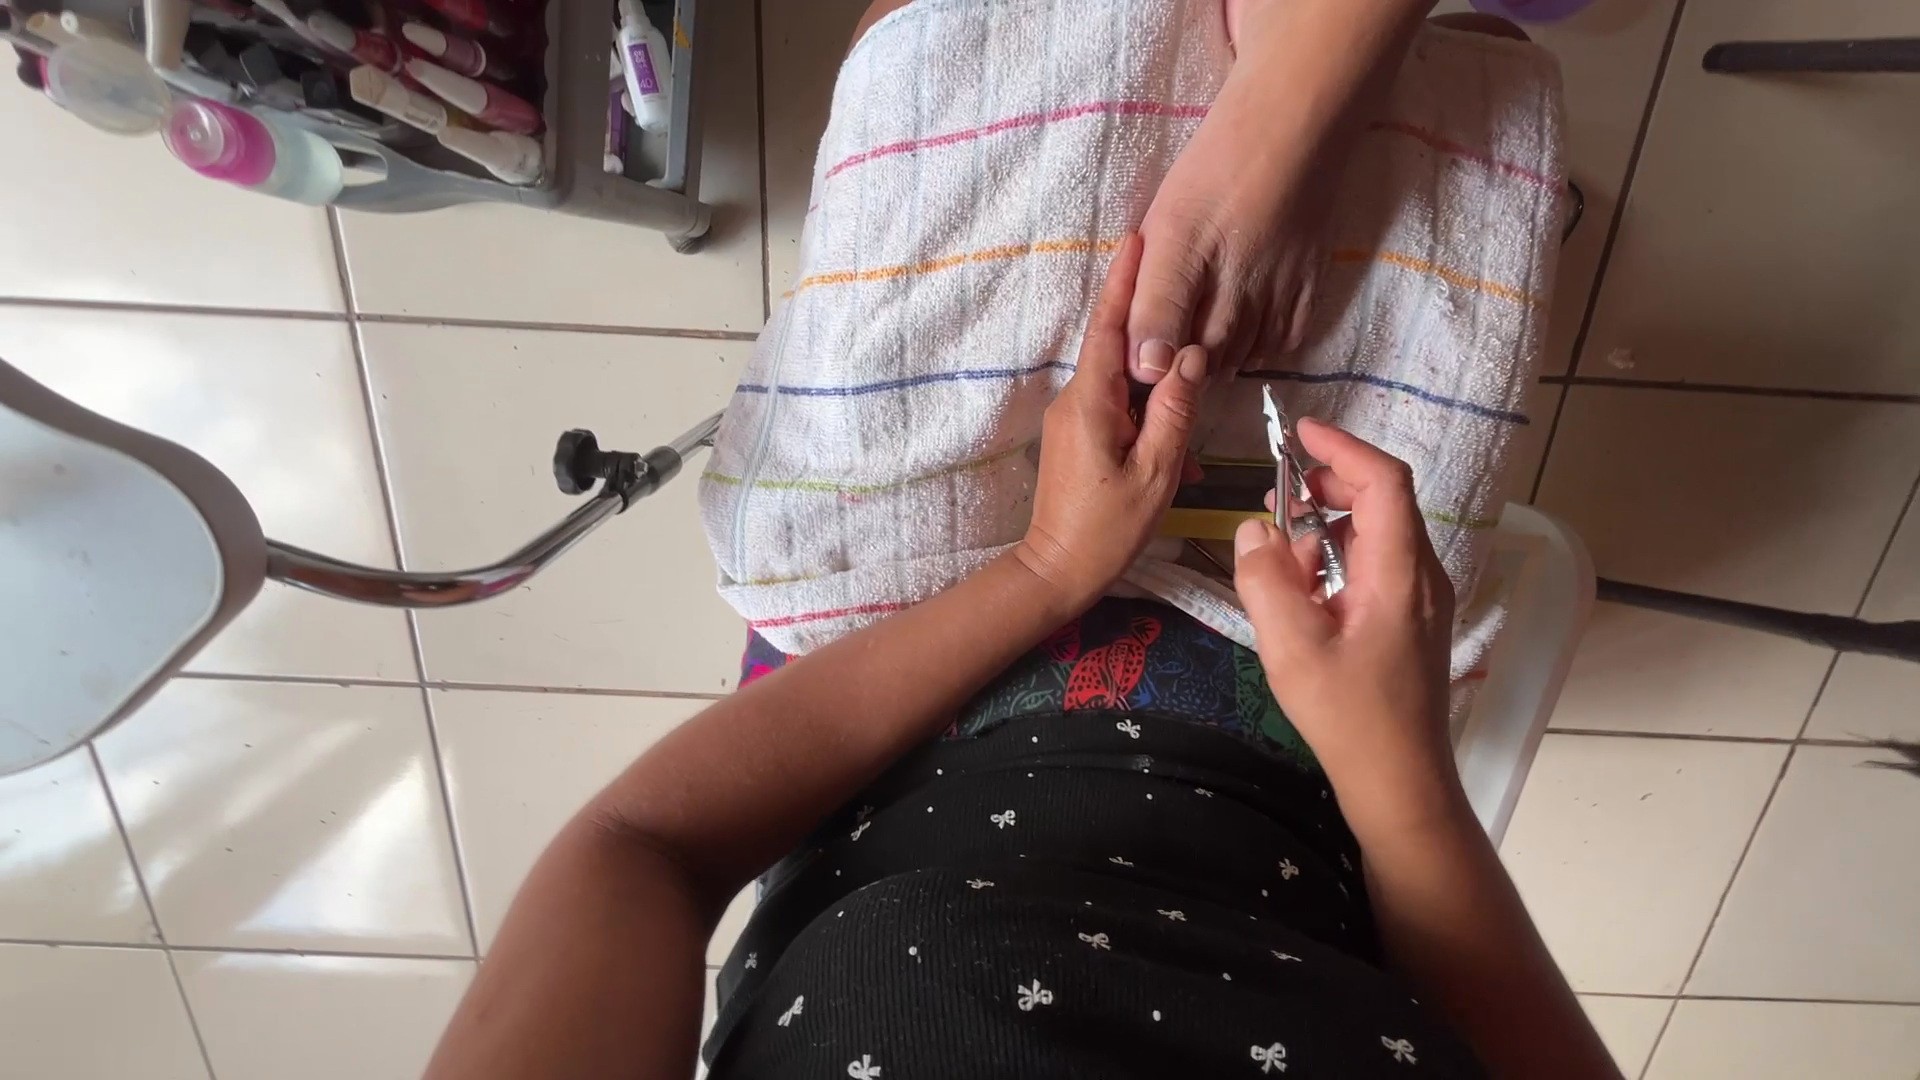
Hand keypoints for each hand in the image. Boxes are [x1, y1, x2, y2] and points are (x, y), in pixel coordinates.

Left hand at [1017, 234, 1207, 605]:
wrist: (1058, 570)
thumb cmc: (1108, 527)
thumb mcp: (1156, 470)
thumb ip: (1175, 409)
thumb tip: (1192, 354)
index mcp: (1090, 402)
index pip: (1108, 328)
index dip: (1124, 282)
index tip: (1138, 237)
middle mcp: (1074, 402)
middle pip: (1116, 350)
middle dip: (1150, 326)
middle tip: (1188, 295)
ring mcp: (1071, 422)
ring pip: (1120, 386)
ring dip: (1156, 388)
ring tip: (1192, 397)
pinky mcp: (1075, 441)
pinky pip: (1114, 412)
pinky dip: (1145, 418)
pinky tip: (1176, 447)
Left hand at [1126, 72, 1337, 382]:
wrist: (1291, 123)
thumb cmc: (1212, 173)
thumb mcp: (1163, 236)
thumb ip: (1152, 306)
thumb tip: (1147, 371)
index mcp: (1194, 295)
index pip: (1164, 363)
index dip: (1147, 370)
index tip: (1134, 364)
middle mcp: (1240, 307)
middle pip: (1203, 364)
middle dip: (1178, 368)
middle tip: (1161, 360)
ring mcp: (1279, 301)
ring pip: (1240, 357)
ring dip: (1216, 361)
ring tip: (1196, 350)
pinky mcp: (1308, 289)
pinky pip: (1284, 341)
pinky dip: (1260, 349)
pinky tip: (1242, 338)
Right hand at [1231, 418, 1460, 829]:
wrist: (1398, 779)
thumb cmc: (1347, 714)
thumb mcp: (1290, 646)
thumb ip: (1265, 580)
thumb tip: (1254, 529)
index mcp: (1399, 574)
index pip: (1384, 483)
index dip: (1343, 449)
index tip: (1300, 434)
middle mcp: (1420, 574)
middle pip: (1381, 502)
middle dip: (1326, 490)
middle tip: (1277, 503)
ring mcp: (1417, 597)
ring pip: (1372, 535)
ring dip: (1323, 532)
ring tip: (1279, 563)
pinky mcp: (1406, 617)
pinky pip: (1370, 565)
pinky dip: (1332, 562)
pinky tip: (1301, 595)